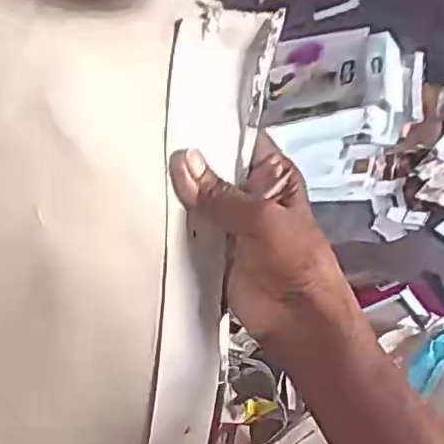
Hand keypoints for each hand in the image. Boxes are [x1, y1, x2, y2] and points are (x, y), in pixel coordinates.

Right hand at [170, 135, 366, 359]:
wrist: (297, 321)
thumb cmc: (299, 267)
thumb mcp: (262, 219)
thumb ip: (222, 195)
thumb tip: (186, 163)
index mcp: (272, 178)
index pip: (238, 141)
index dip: (211, 132)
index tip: (176, 122)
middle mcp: (250, 200)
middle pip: (211, 176)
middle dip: (186, 170)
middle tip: (150, 154)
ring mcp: (230, 231)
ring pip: (197, 209)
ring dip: (178, 206)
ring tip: (144, 186)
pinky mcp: (215, 260)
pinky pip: (190, 244)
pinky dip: (175, 239)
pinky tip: (151, 224)